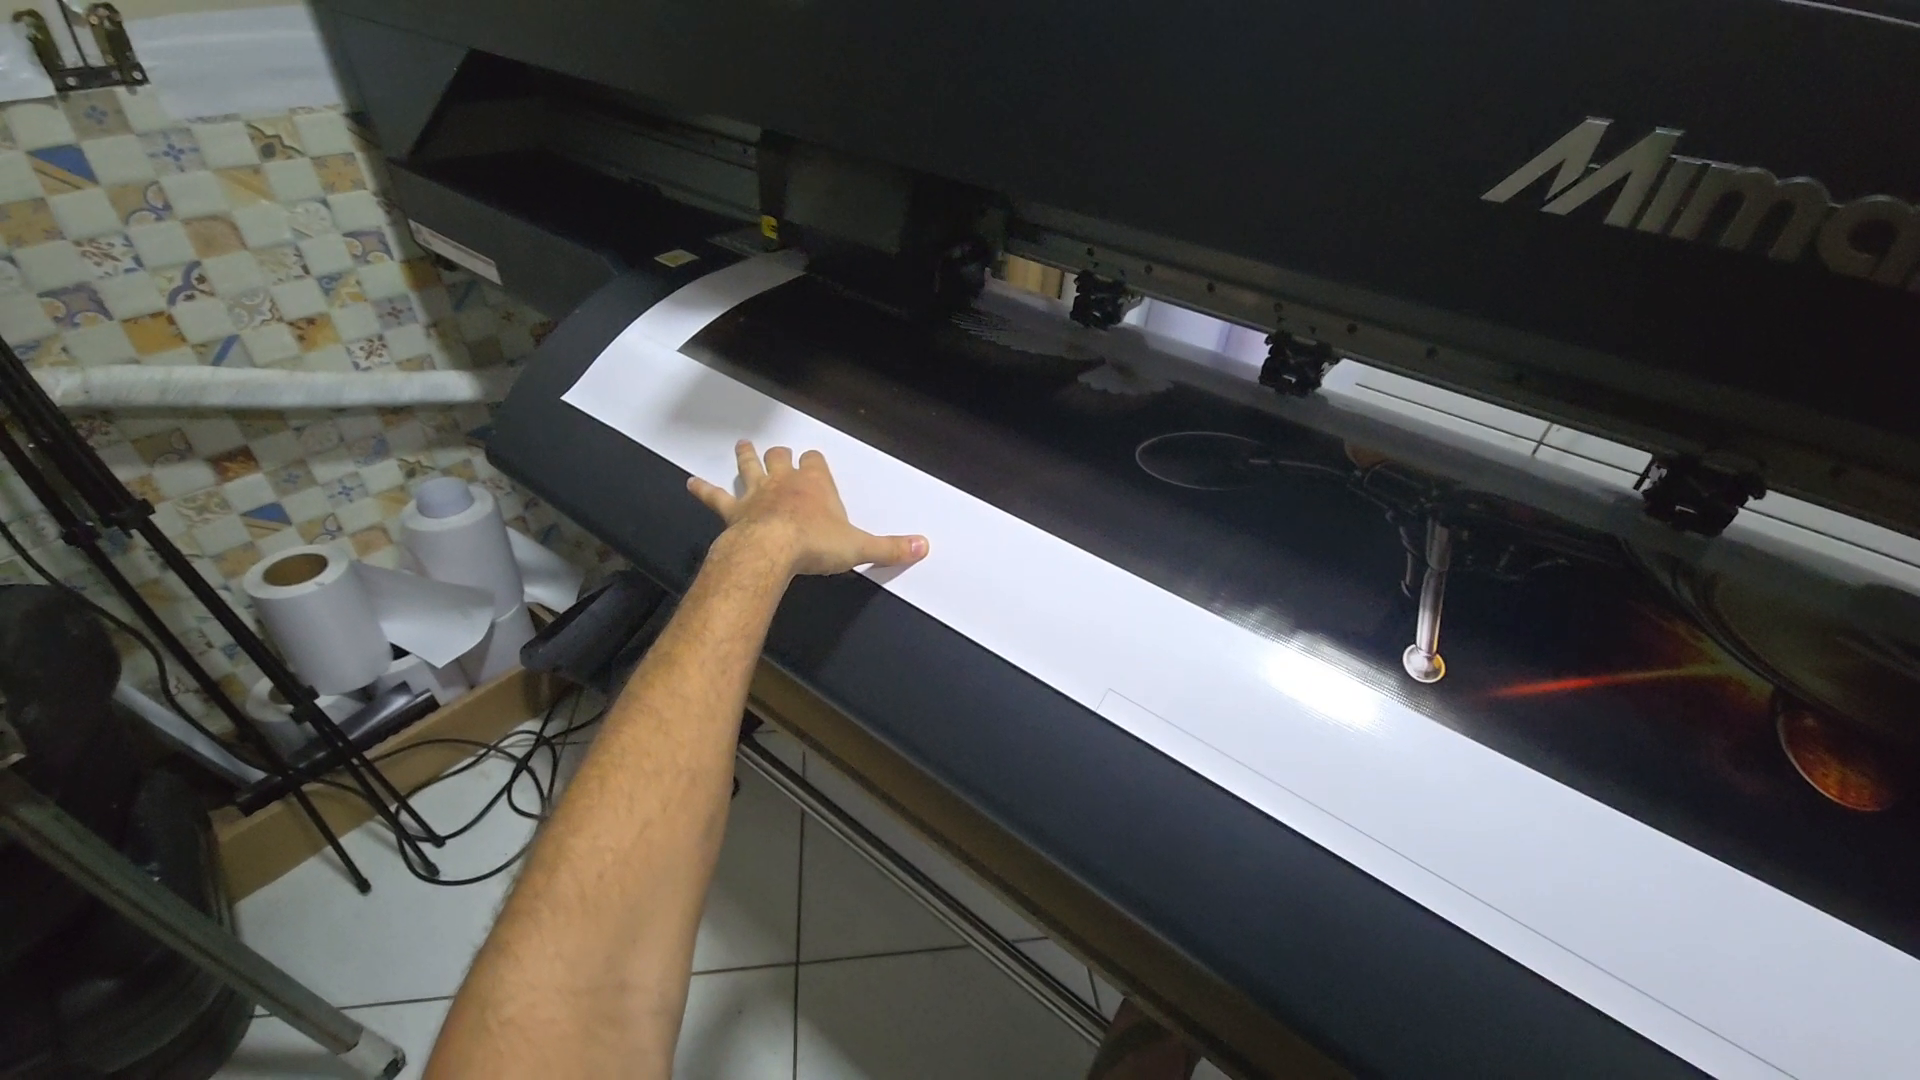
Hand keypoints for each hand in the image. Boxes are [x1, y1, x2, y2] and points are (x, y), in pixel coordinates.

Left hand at [688, 441, 928, 576]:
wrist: (771, 551)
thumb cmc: (817, 545)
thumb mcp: (860, 548)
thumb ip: (891, 547)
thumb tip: (925, 546)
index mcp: (816, 484)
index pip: (816, 462)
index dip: (815, 462)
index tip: (815, 462)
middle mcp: (785, 481)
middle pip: (781, 458)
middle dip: (781, 455)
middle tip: (778, 452)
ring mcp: (755, 493)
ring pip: (750, 467)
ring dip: (747, 457)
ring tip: (742, 445)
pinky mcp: (732, 511)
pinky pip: (715, 496)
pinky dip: (703, 490)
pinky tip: (690, 483)